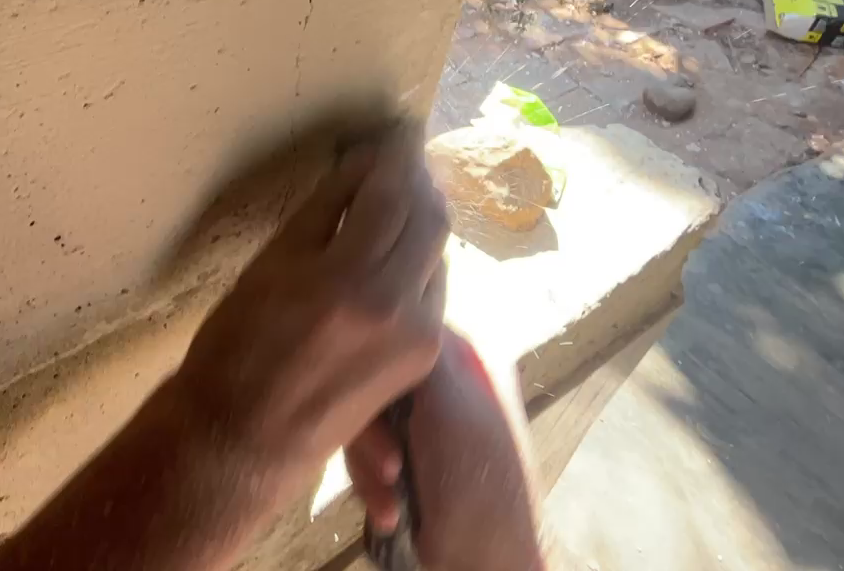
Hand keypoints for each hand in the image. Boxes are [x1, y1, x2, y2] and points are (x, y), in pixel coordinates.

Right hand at [169, 120, 448, 507]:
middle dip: (417, 176)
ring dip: (421, 211)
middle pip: (431, 218)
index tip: (398, 126)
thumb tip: (360, 165)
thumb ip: (326, 210)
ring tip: (393, 188)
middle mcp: (401, 309)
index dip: (397, 153)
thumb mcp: (275, 262)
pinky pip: (432, 283)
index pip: (393, 195)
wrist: (246, 433)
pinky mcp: (423, 357)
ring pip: (437, 249)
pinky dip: (417, 249)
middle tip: (396, 151)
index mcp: (352, 281)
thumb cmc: (240, 341)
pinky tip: (393, 238)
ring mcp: (421, 337)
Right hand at [344, 331, 545, 568]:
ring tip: (387, 494)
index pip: (396, 322)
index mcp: (465, 355)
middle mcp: (442, 379)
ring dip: (366, 457)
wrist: (485, 566)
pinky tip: (386, 505)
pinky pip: (361, 444)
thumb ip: (414, 338)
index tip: (361, 388)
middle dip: (368, 424)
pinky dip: (368, 477)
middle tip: (386, 462)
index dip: (371, 352)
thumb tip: (383, 300)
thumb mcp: (446, 393)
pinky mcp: (403, 453)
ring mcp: (422, 418)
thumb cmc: (475, 477)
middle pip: (370, 370)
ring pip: (359, 409)